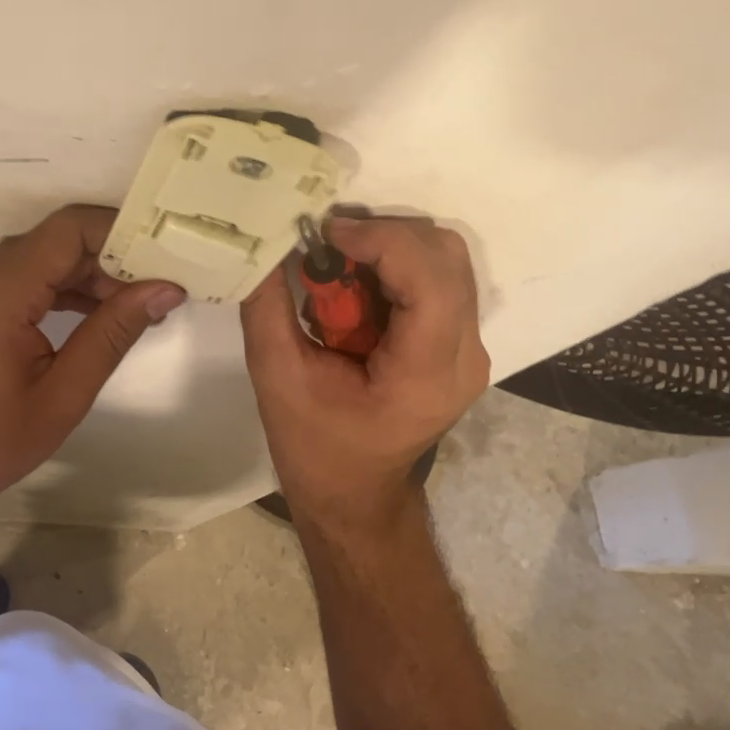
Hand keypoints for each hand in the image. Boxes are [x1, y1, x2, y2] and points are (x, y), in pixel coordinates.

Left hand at [0, 205, 186, 523]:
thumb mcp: (63, 395)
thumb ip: (113, 333)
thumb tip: (165, 289)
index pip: (68, 230)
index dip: (120, 232)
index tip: (163, 255)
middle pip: (55, 241)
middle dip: (110, 260)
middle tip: (158, 290)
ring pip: (39, 258)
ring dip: (86, 276)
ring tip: (135, 308)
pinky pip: (19, 278)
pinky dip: (57, 289)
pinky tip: (95, 315)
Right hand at [240, 217, 488, 518]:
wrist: (354, 496)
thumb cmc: (314, 447)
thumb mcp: (276, 377)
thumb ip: (267, 307)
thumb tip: (262, 245)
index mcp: (426, 373)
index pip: (429, 279)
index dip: (380, 239)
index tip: (324, 233)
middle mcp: (464, 354)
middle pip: (445, 256)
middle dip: (383, 237)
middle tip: (325, 248)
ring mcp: (467, 348)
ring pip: (445, 259)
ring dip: (388, 249)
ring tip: (336, 268)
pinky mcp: (456, 344)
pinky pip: (436, 278)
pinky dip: (393, 265)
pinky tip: (353, 288)